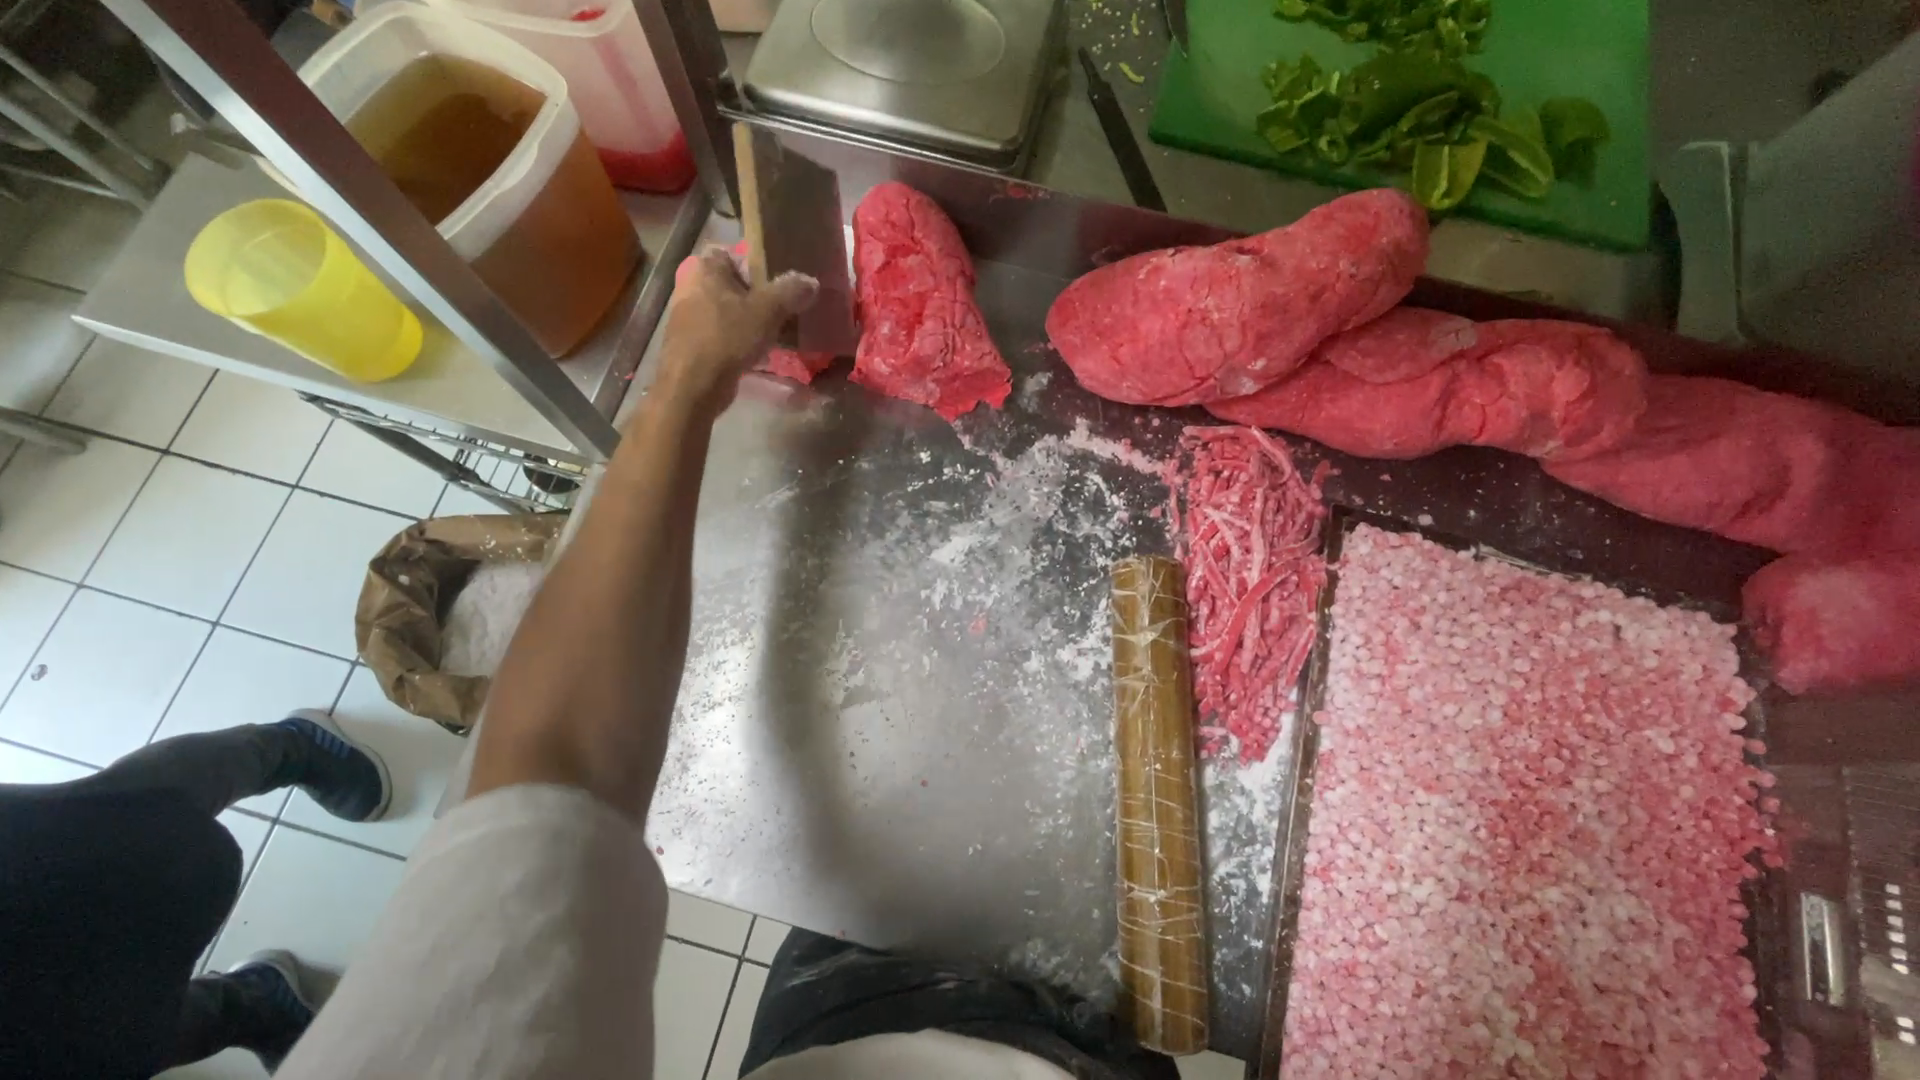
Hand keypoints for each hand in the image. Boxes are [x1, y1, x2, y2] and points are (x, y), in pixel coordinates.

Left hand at [653, 247, 816, 417]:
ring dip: (748, 320)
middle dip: (756, 296)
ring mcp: (686, 316)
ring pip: (726, 310)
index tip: (777, 283)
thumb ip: (791, 291)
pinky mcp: (689, 343)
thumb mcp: (768, 311)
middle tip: (780, 310)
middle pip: (732, 284)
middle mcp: (690, 286)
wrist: (693, 385)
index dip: (756, 265)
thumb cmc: (728, 338)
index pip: (732, 253)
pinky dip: (737, 339)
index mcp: (705, 268)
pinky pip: (720, 333)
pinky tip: (755, 353)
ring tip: (773, 333)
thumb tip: (811, 282)